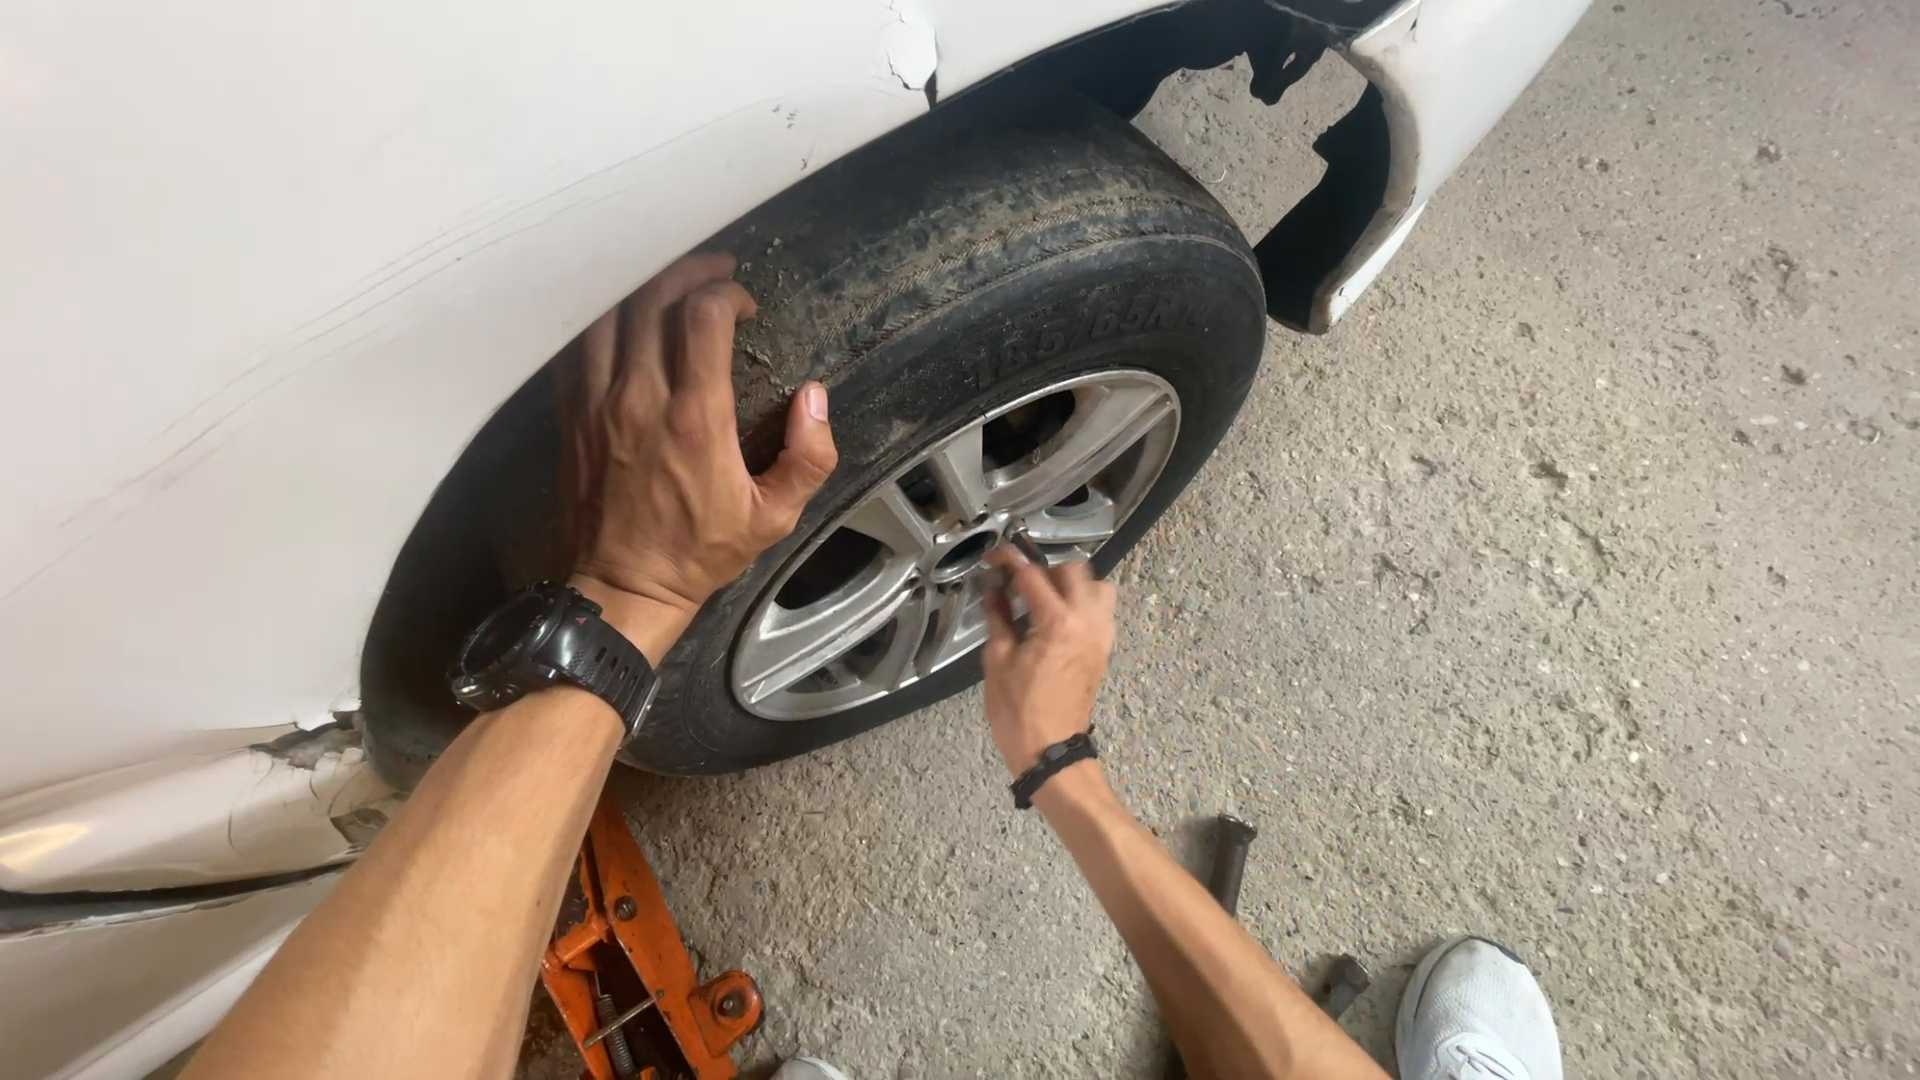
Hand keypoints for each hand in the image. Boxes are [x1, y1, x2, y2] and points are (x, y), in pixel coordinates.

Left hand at [560, 253, 837, 628]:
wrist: (624, 585)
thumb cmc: (701, 551)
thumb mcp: (775, 517)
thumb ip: (809, 458)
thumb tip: (815, 398)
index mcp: (695, 419)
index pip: (702, 319)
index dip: (726, 294)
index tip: (745, 305)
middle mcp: (640, 398)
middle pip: (653, 300)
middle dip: (688, 272)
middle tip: (714, 271)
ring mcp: (597, 403)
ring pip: (610, 312)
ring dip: (643, 285)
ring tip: (670, 280)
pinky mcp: (572, 414)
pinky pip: (576, 343)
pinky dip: (602, 316)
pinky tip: (622, 313)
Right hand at [980, 548, 1117, 776]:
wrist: (1050, 750)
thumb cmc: (1019, 712)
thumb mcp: (997, 660)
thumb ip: (998, 616)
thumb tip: (993, 590)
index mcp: (1057, 623)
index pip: (1032, 575)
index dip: (1008, 561)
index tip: (994, 558)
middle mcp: (1087, 623)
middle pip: (1074, 570)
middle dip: (1044, 568)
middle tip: (1019, 582)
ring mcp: (1101, 636)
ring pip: (1097, 586)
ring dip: (1071, 583)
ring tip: (1043, 598)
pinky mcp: (1104, 649)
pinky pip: (1102, 610)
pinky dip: (1083, 603)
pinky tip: (1058, 616)